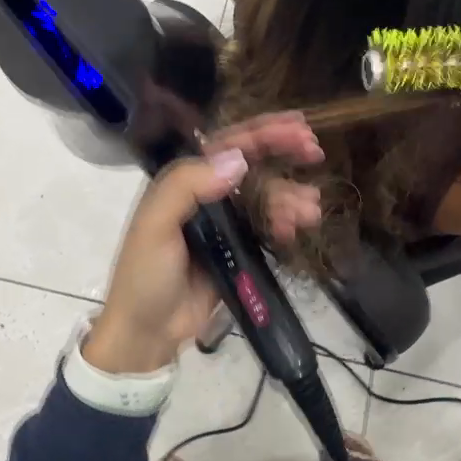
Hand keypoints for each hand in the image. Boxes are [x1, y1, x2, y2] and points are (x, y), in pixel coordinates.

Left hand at [86, 113, 322, 372]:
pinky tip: (295, 229)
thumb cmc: (144, 275)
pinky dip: (285, 223)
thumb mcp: (155, 225)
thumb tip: (239, 160)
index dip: (262, 133)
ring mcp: (224, 224)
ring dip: (290, 196)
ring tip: (310, 209)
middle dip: (284, 155)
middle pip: (251, 165)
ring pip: (264, 196)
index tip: (298, 127)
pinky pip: (268, 226)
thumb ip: (188, 186)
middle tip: (316, 153)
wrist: (148, 333)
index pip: (225, 145)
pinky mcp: (238, 250)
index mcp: (181, 182)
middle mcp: (204, 196)